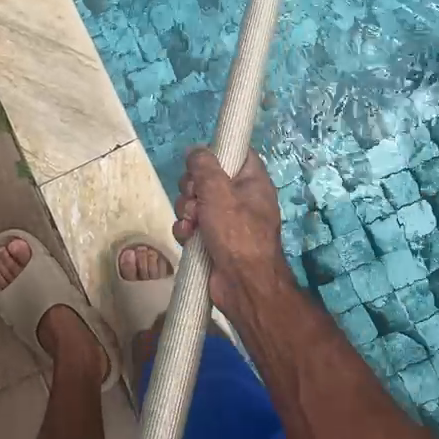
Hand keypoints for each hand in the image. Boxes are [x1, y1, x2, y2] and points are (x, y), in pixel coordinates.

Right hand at [173, 147, 291, 315]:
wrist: (244, 287)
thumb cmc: (237, 233)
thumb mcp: (219, 191)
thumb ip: (204, 166)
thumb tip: (195, 152)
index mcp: (252, 181)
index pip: (235, 153)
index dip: (215, 154)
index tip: (199, 162)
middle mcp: (240, 198)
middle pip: (206, 178)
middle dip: (192, 188)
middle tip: (195, 199)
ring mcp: (226, 221)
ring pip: (194, 201)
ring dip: (186, 211)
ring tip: (192, 224)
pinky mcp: (212, 240)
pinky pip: (191, 224)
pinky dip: (186, 229)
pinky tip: (188, 237)